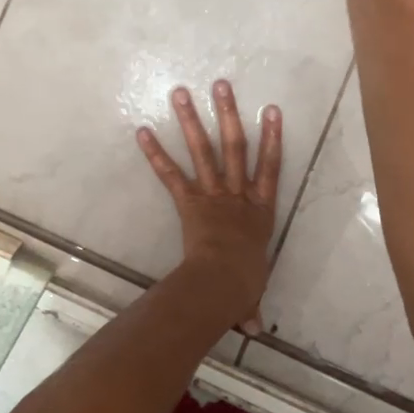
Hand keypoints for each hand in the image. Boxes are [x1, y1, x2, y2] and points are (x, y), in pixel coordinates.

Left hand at [136, 81, 282, 334]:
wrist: (222, 283)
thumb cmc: (242, 287)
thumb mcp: (250, 295)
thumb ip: (249, 305)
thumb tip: (252, 328)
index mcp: (259, 211)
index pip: (270, 168)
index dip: (272, 138)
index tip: (271, 109)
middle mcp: (238, 195)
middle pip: (235, 146)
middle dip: (228, 113)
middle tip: (221, 84)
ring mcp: (213, 194)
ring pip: (204, 150)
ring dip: (192, 119)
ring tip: (181, 92)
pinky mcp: (189, 201)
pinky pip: (171, 174)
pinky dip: (156, 153)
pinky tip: (141, 131)